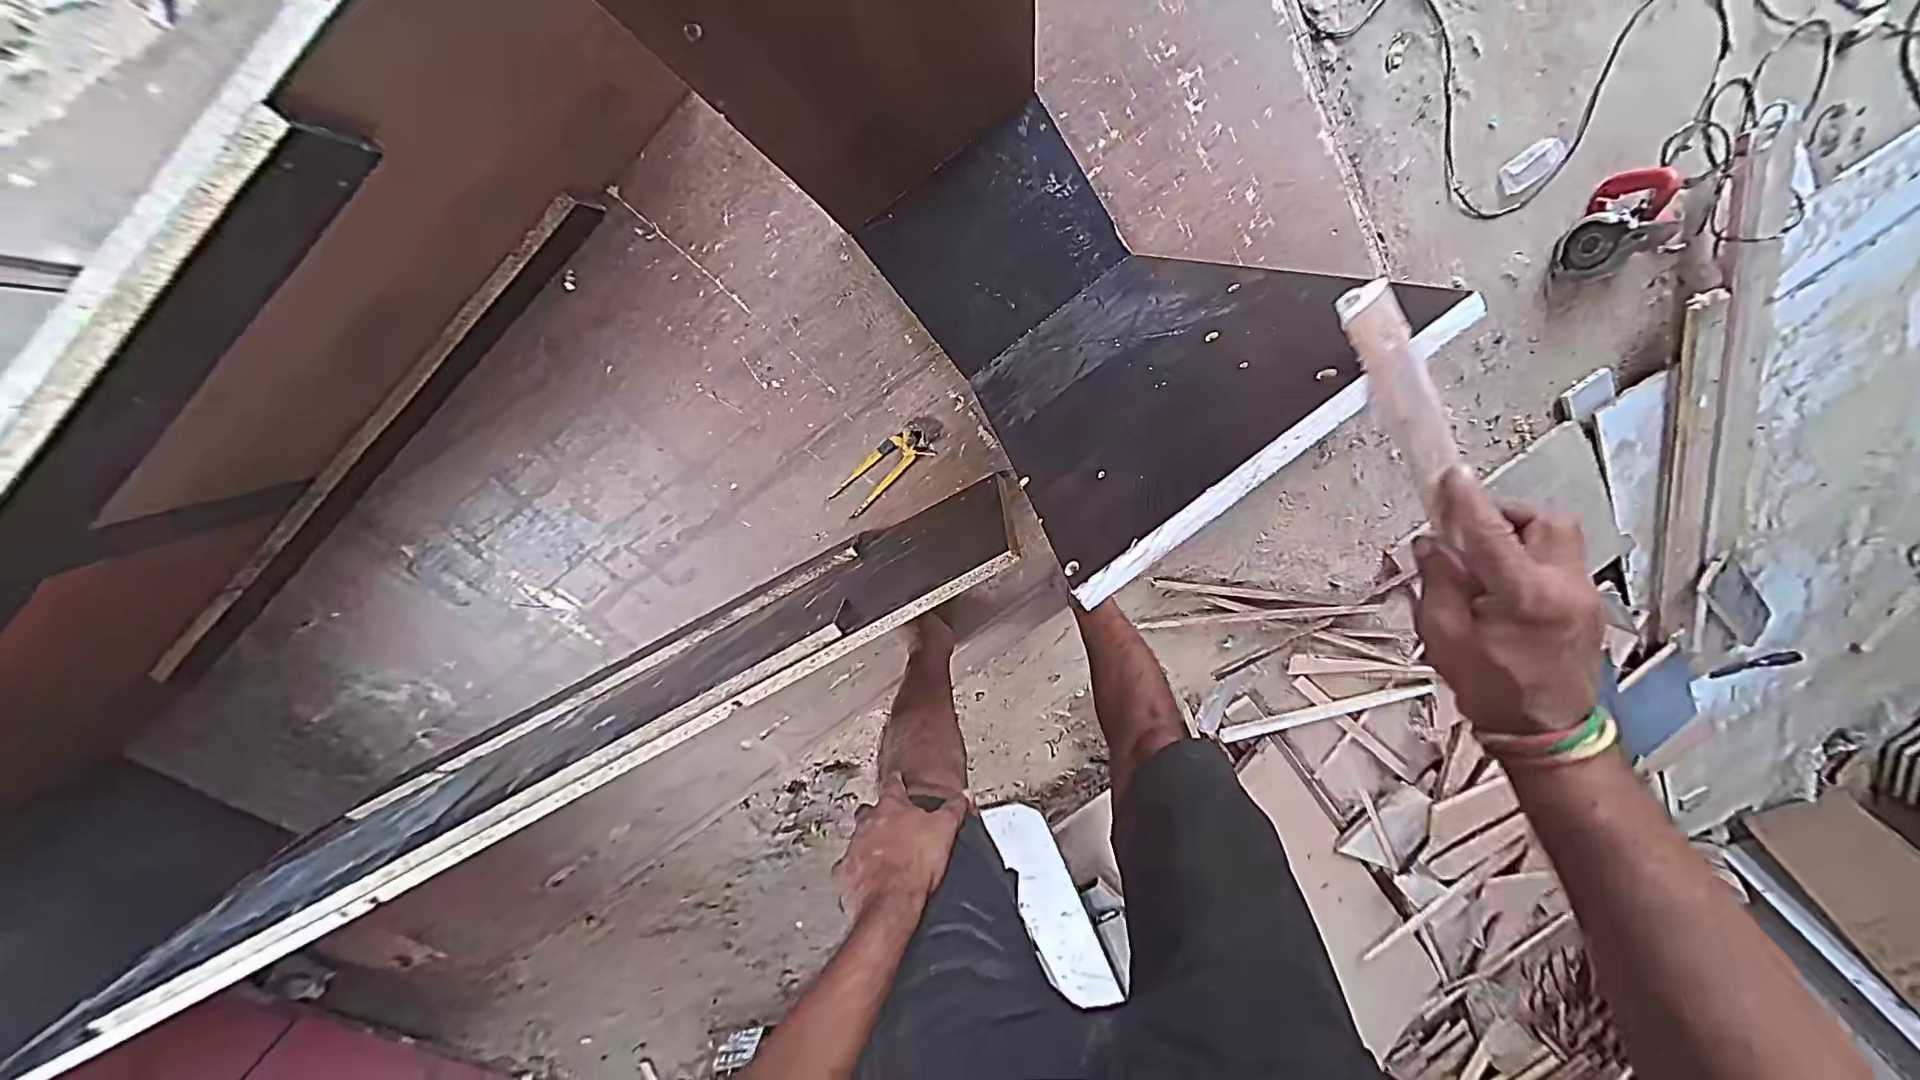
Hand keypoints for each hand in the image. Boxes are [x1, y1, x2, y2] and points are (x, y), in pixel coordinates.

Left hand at [833, 773, 968, 923]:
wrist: (890, 902)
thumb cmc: (915, 863)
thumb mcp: (944, 830)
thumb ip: (953, 809)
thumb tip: (964, 796)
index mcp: (891, 807)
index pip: (893, 785)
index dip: (897, 781)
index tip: (898, 778)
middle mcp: (867, 823)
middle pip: (868, 811)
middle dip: (877, 815)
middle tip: (889, 822)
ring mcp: (853, 848)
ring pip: (858, 838)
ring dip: (867, 843)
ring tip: (881, 854)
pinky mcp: (845, 874)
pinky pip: (848, 868)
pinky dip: (857, 871)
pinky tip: (868, 879)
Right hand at [1414, 466, 1602, 734]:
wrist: (1545, 730)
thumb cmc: (1494, 691)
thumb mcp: (1444, 636)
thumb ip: (1437, 583)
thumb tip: (1431, 546)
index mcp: (1525, 597)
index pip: (1490, 532)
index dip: (1465, 501)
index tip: (1449, 477)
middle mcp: (1564, 588)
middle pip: (1543, 521)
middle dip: (1501, 515)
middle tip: (1465, 529)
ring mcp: (1582, 594)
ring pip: (1555, 535)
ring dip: (1514, 535)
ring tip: (1478, 559)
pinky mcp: (1584, 602)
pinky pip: (1555, 559)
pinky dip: (1522, 557)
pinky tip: (1494, 581)